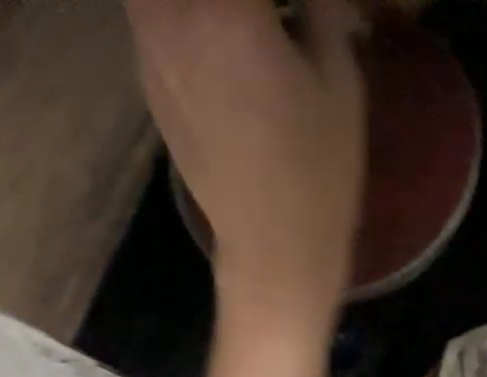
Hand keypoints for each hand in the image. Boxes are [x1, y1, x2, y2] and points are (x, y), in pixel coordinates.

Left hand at [125, 0, 365, 320]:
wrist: (274, 242)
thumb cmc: (319, 167)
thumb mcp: (340, 81)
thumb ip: (323, 10)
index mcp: (226, 9)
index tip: (292, 4)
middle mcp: (171, 14)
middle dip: (235, 2)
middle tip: (270, 14)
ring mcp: (148, 46)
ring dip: (201, 6)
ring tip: (241, 24)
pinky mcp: (146, 78)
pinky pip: (151, 13)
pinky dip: (181, 15)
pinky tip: (218, 39)